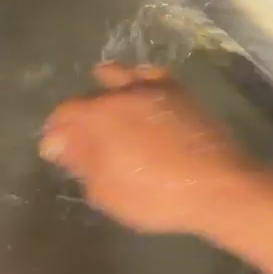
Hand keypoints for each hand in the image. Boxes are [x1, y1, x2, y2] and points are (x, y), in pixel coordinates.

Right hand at [40, 63, 272, 234]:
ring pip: (121, 77)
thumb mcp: (107, 191)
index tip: (54, 151)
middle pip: (91, 97)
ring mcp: (155, 89)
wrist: (218, 185)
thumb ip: (81, 163)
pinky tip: (140, 86)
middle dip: (79, 115)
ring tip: (103, 93)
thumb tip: (58, 144)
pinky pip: (153, 77)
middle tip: (78, 134)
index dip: (56, 133)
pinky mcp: (181, 94)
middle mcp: (123, 94)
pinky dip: (141, 78)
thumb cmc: (157, 196)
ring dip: (107, 86)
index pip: (64, 115)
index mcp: (97, 117)